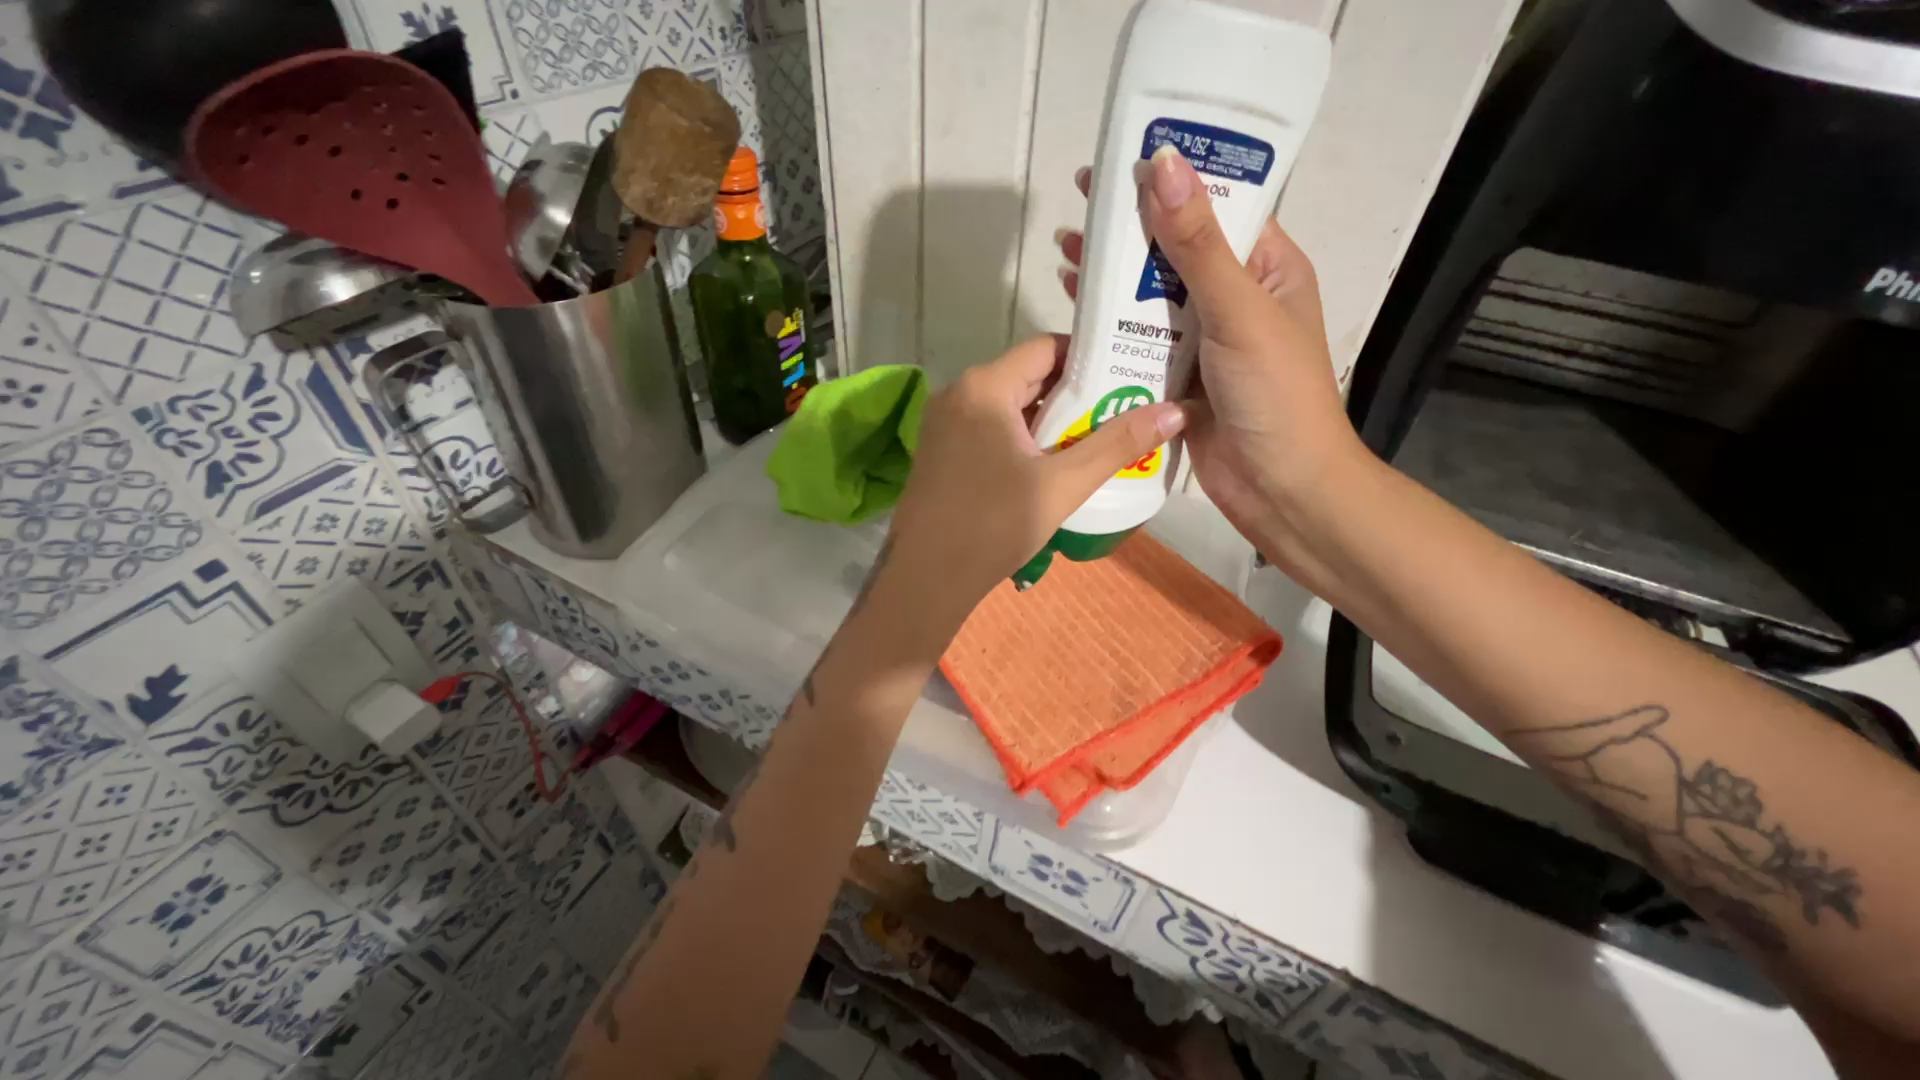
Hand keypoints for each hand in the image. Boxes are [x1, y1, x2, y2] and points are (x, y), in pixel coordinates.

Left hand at [880, 335, 1184, 627]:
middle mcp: (959, 393)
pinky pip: (990, 428)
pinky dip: (1023, 436)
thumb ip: (1118, 444)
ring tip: (1098, 437)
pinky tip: (1052, 463)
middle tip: (1123, 409)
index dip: (1090, 358)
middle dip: (1076, 392)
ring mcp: (944, 423)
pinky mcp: (940, 451)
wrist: (926, 579)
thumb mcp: (1063, 484)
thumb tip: (1176, 410)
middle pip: (1028, 375)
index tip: (1128, 375)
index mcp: (985, 387)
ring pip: (1009, 405)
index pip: (1046, 348)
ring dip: (1051, 418)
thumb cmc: (994, 525)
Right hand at [1058, 152, 1367, 577]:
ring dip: (1111, 272)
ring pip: (1150, 294)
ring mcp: (1203, 339)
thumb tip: (1163, 163)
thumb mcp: (1239, 310)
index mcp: (1267, 268)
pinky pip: (1137, 339)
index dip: (1173, 178)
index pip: (1218, 206)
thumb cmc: (1275, 394)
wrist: (1280, 489)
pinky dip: (1106, 321)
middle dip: (1129, 225)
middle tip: (1080, 199)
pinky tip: (1074, 302)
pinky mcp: (1176, 376)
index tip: (1124, 156)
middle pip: (1175, 248)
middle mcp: (1234, 297)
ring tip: (1065, 246)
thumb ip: (1196, 243)